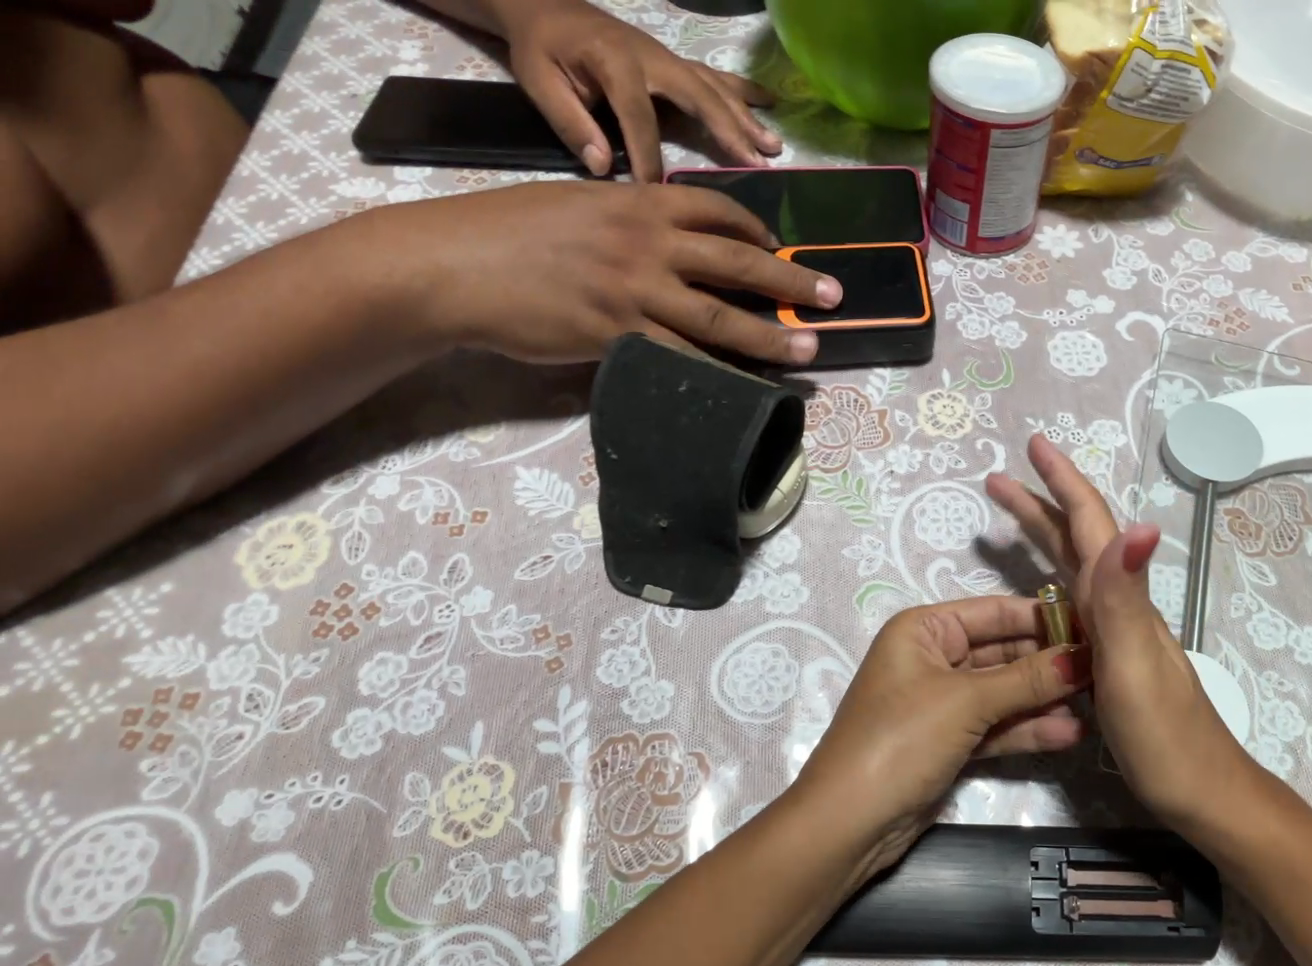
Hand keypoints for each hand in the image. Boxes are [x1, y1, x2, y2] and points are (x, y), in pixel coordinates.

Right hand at [346, 180, 838, 363]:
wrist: (449, 264)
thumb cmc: (506, 233)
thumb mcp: (575, 207)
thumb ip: (627, 223)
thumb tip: (665, 249)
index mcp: (636, 202)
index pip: (715, 209)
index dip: (755, 230)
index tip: (780, 248)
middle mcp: (645, 242)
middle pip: (735, 263)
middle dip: (789, 282)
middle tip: (833, 296)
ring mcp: (633, 291)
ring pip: (718, 317)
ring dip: (770, 336)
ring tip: (809, 350)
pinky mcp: (616, 336)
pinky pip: (682, 359)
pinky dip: (719, 374)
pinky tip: (747, 388)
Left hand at [498, 0, 781, 178]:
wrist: (546, 6)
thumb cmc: (542, 48)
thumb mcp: (539, 80)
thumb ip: (570, 122)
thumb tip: (603, 167)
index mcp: (615, 60)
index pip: (639, 115)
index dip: (648, 154)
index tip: (658, 192)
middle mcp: (652, 56)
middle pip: (698, 96)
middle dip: (729, 132)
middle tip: (757, 163)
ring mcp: (669, 58)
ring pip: (715, 88)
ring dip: (747, 118)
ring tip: (773, 146)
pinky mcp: (676, 62)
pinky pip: (716, 77)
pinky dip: (745, 92)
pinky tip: (772, 105)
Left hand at [791, 597, 1090, 872]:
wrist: (850, 823)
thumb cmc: (901, 740)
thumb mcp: (966, 702)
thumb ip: (1028, 679)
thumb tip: (1086, 657)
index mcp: (924, 630)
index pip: (994, 612)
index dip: (1044, 618)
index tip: (1097, 625)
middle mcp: (932, 659)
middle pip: (1003, 652)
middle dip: (1049, 662)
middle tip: (1105, 668)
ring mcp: (941, 704)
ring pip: (1003, 693)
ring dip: (1044, 699)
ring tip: (1095, 703)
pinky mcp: (950, 743)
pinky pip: (996, 727)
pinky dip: (1027, 730)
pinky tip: (1068, 734)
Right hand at [986, 435, 1254, 824]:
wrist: (1203, 795)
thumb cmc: (1166, 738)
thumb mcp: (1135, 668)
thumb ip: (1125, 599)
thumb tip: (1137, 522)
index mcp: (1120, 600)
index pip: (1090, 526)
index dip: (1062, 483)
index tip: (1034, 446)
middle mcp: (1119, 607)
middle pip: (1078, 541)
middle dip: (1041, 504)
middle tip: (998, 480)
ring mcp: (1117, 634)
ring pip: (1073, 571)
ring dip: (1043, 538)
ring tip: (1007, 521)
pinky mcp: (1109, 660)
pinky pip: (1072, 607)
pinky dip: (1048, 584)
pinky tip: (1038, 595)